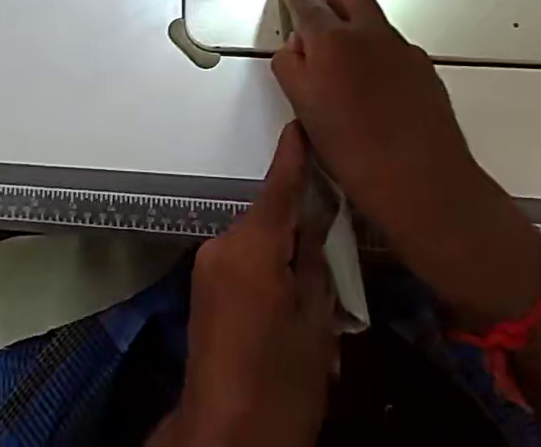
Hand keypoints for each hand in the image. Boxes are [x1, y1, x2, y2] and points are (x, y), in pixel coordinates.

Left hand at [154, 123, 334, 446]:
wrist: (225, 432)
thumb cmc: (283, 384)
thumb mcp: (314, 322)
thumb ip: (316, 260)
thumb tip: (320, 215)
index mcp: (251, 249)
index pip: (277, 190)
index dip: (292, 156)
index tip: (300, 124)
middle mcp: (222, 245)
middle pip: (269, 218)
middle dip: (301, 228)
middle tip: (337, 251)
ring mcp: (208, 264)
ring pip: (258, 243)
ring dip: (286, 257)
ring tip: (316, 300)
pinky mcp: (203, 284)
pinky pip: (243, 263)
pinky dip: (268, 272)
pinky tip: (288, 310)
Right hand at [271, 0, 540, 326]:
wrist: (422, 185)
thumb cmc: (354, 149)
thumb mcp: (301, 106)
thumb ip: (290, 64)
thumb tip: (295, 48)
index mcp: (332, 40)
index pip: (307, 1)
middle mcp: (371, 35)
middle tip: (316, 25)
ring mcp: (403, 51)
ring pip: (373, 20)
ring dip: (355, 29)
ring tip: (343, 72)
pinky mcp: (425, 71)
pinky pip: (394, 48)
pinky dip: (378, 55)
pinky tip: (371, 93)